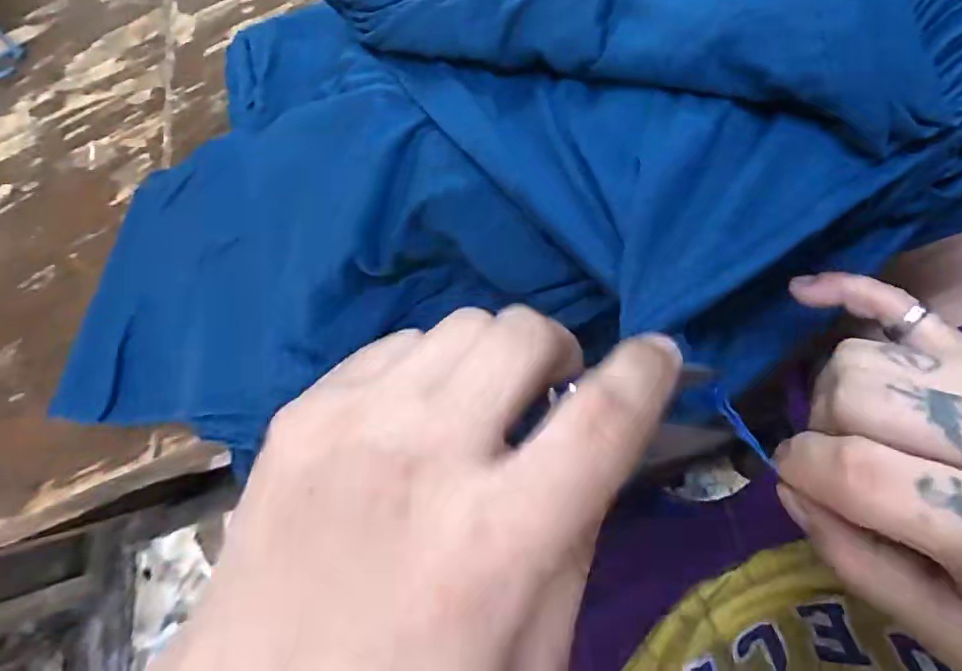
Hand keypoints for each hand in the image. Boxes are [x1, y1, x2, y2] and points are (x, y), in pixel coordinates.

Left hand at [157, 308, 682, 670]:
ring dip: (493, 358)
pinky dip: (427, 368)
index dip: (646, 371)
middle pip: (524, 334)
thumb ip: (577, 534)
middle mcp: (423, 462)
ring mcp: (352, 426)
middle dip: (558, 351)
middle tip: (549, 395)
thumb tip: (602, 435)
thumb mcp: (531, 652)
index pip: (602, 418)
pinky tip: (411, 422)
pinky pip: (398, 342)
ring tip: (477, 410)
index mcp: (493, 543)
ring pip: (464, 323)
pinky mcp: (300, 416)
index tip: (661, 353)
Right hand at [777, 273, 961, 670]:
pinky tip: (808, 291)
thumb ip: (863, 564)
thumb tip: (790, 486)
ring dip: (834, 388)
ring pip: (867, 352)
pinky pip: (905, 306)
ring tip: (850, 429)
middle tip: (831, 471)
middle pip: (856, 393)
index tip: (790, 481)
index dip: (801, 472)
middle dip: (817, 430)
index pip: (859, 473)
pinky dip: (852, 293)